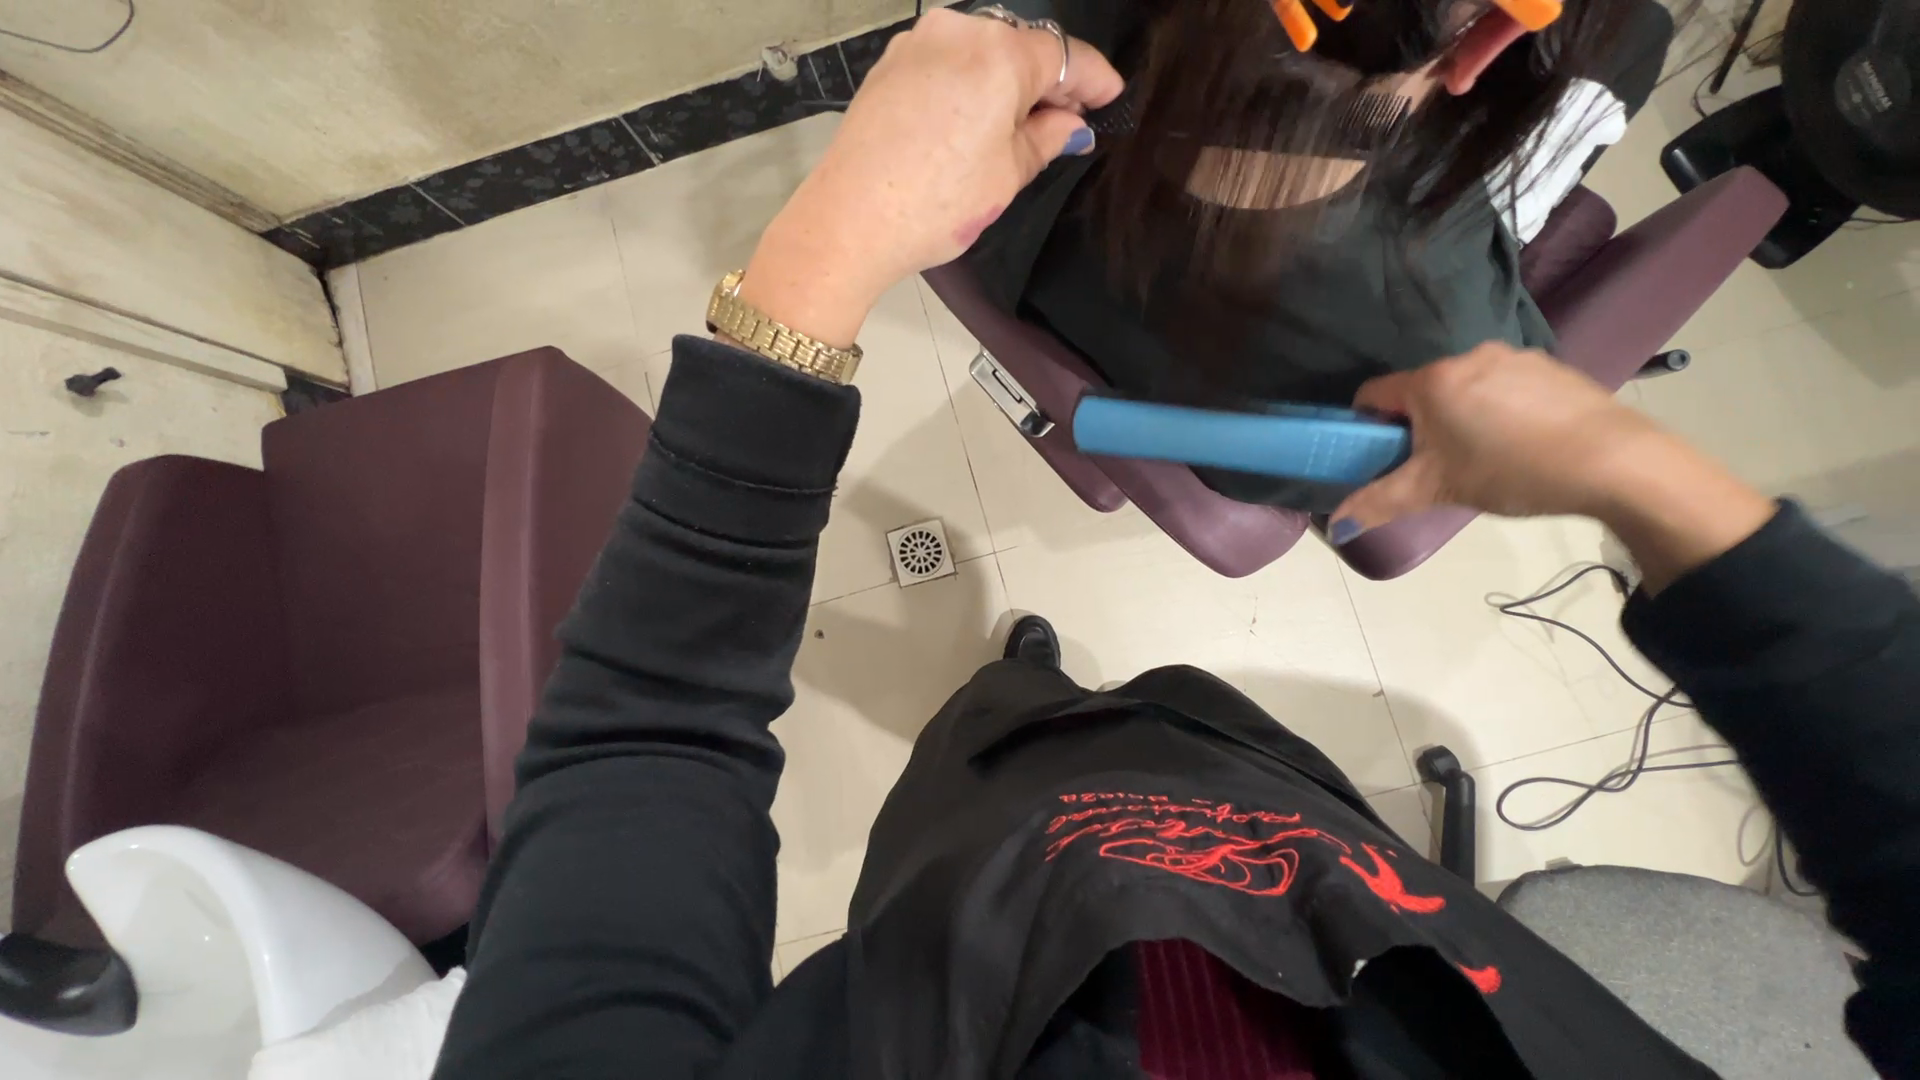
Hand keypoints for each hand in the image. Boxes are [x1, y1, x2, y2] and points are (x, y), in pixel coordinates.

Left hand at [737, 9, 1124, 346]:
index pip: (1062, 55)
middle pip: (1020, 47)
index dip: (1092, 79)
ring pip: (981, 54)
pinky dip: (970, 87)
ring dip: (1006, 84)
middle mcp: (957, 32)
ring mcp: (918, 45)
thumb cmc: (933, 205)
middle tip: (1067, 119)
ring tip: (1019, 129)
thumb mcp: (1006, 177)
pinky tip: (976, 122)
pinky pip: (947, 65)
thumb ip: (1044, 139)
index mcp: (998, 54)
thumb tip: (1068, 123)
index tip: (1110, 95)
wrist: (849, 222)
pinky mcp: (891, 66)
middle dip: (1047, 82)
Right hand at [1329, 343, 1774, 592]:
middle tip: (1434, 464)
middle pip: (1419, 390)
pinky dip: (1496, 409)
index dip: (1366, 424)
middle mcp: (1467, 357)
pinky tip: (1519, 442)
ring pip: (1462, 387)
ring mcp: (1514, 357)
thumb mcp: (1435, 490)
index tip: (1382, 454)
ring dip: (1457, 415)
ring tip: (1481, 455)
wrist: (1617, 463)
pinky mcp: (1551, 366)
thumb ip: (1378, 503)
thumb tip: (1336, 526)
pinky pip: (1502, 385)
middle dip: (1416, 423)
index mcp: (1431, 381)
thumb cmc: (1510, 471)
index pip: (1373, 393)